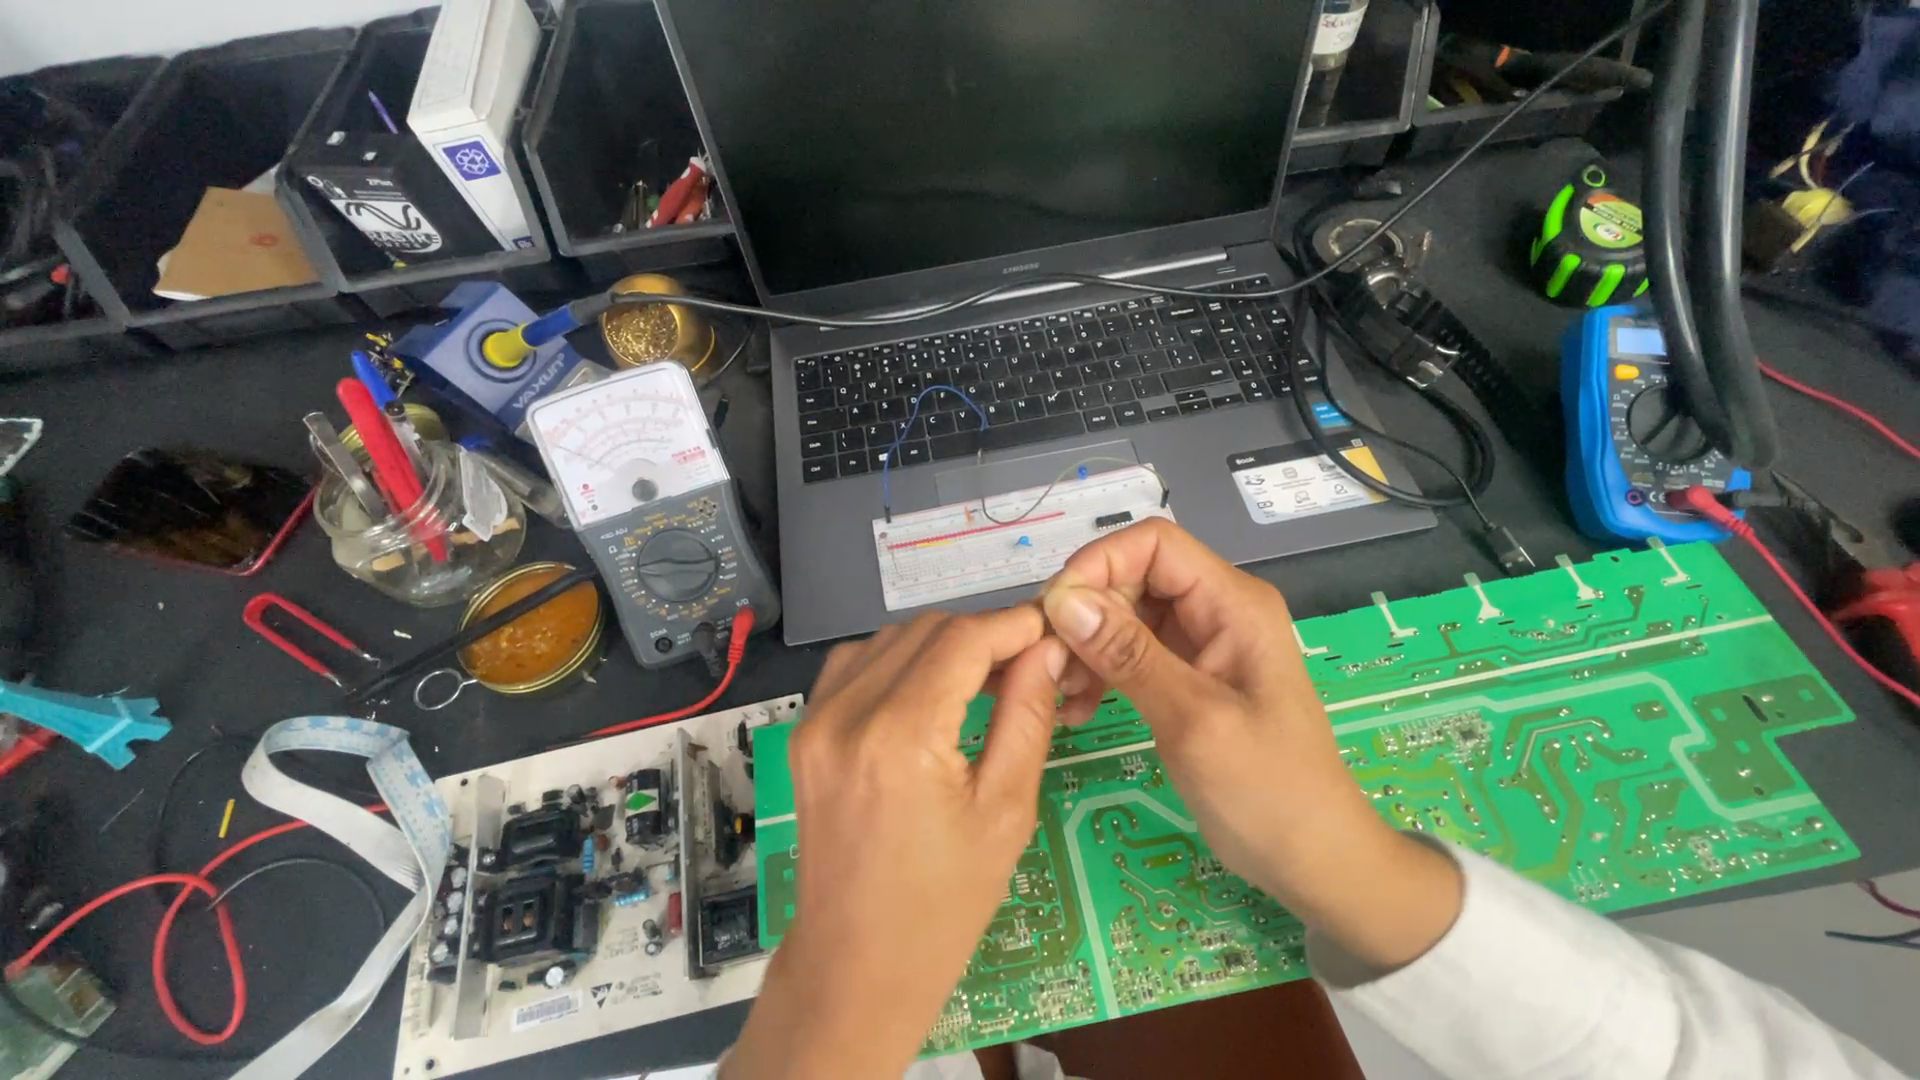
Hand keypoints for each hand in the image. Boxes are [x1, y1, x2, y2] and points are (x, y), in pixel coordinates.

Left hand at [726, 609, 1065, 1079]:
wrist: (855, 965)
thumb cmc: (944, 904)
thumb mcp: (1006, 810)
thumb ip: (1028, 715)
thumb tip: (1049, 650)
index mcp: (900, 735)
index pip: (963, 639)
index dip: (1014, 625)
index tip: (1052, 630)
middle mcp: (846, 712)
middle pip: (926, 631)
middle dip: (983, 636)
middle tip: (1027, 666)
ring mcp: (815, 719)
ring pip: (889, 640)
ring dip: (942, 645)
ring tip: (985, 681)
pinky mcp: (805, 732)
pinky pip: (855, 665)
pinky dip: (898, 661)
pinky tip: (929, 692)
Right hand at [1041, 520, 1461, 970]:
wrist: (1311, 858)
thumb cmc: (1267, 790)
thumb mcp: (1192, 719)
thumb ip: (1128, 654)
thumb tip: (1062, 598)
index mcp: (1233, 603)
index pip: (1153, 544)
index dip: (1098, 564)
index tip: (1053, 613)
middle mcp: (1216, 609)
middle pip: (1133, 577)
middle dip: (1085, 613)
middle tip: (1049, 665)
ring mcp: (1201, 643)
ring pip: (1124, 616)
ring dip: (1086, 647)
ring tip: (1061, 696)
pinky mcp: (1186, 675)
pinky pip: (1130, 653)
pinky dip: (1099, 673)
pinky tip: (1078, 710)